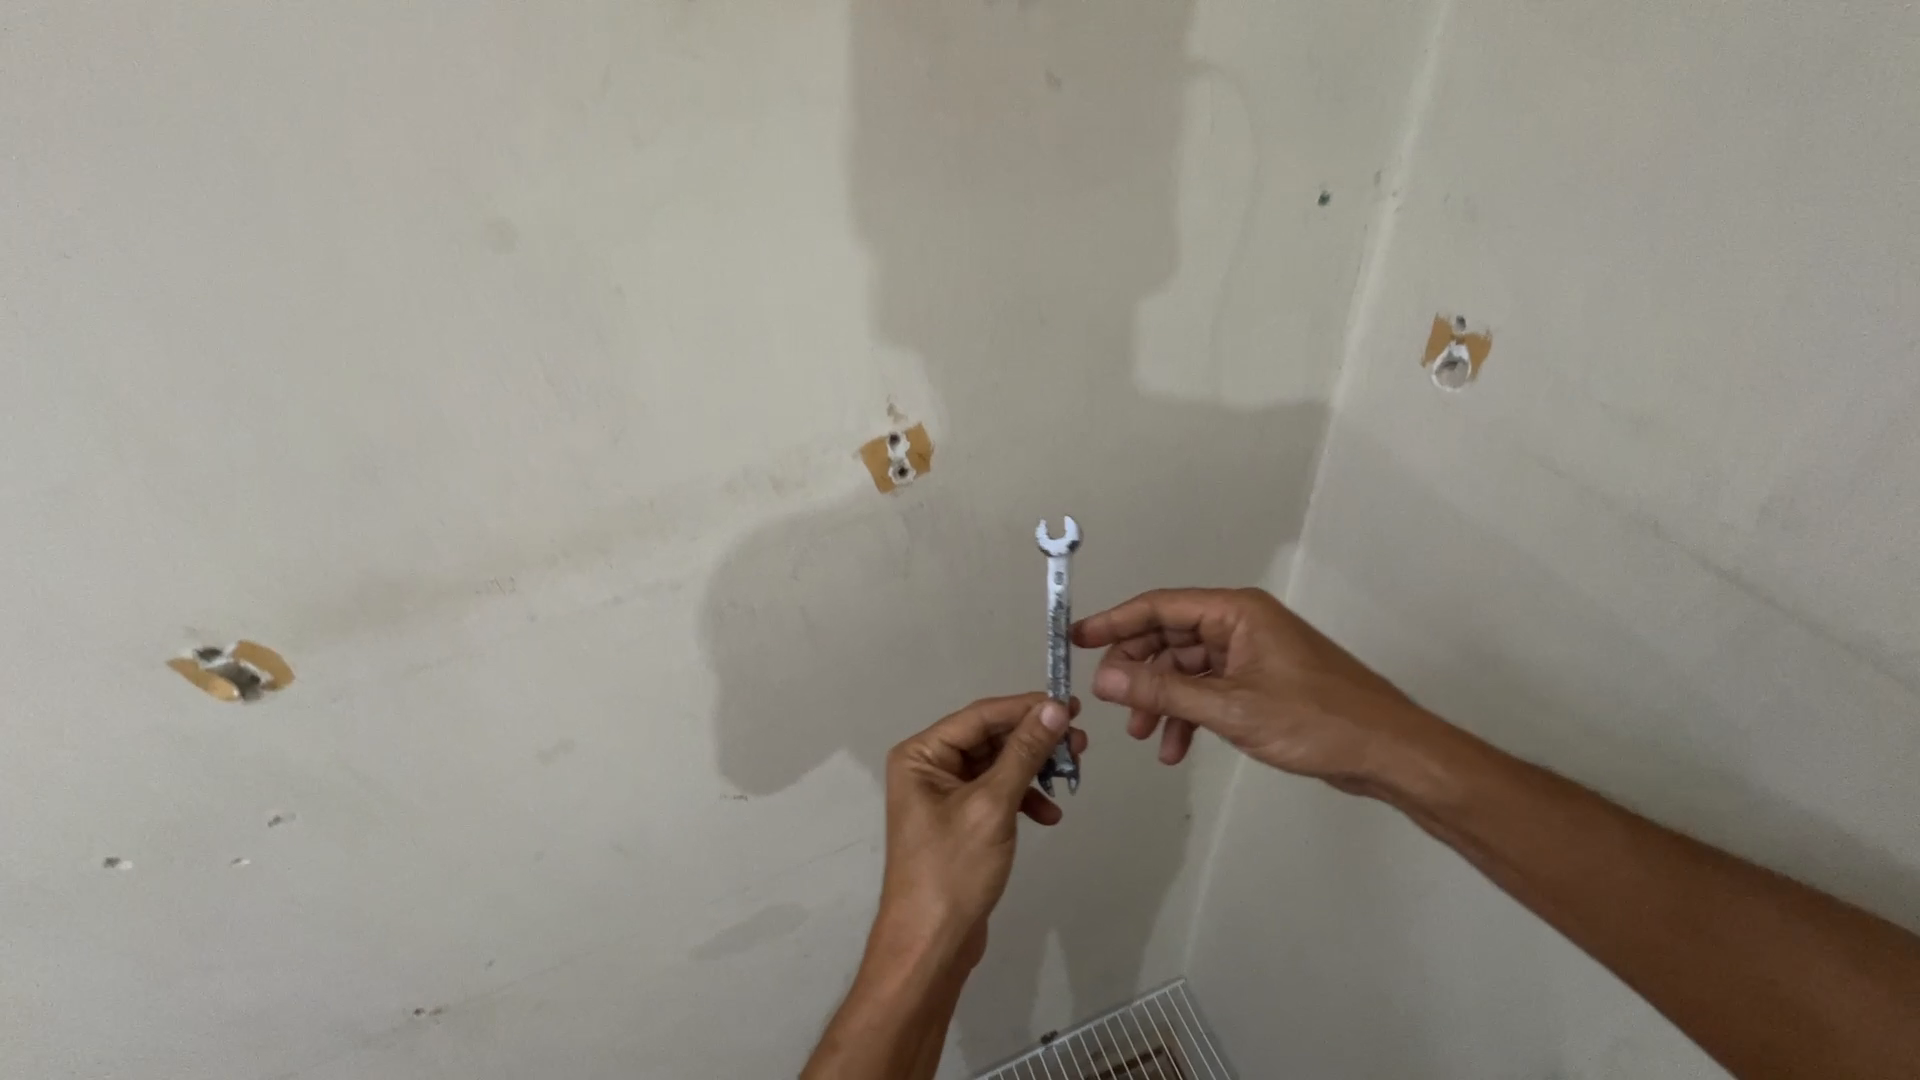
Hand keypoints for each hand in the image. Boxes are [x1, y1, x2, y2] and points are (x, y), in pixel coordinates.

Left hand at [877, 694, 1085, 955]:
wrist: (931, 946)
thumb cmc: (954, 869)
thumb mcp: (992, 805)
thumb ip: (1024, 753)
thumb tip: (1054, 707)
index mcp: (922, 754)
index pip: (981, 715)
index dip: (1026, 707)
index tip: (1071, 705)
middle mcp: (929, 766)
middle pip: (991, 737)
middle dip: (1035, 740)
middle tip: (1081, 743)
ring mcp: (944, 794)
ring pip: (998, 764)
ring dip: (1034, 769)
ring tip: (1073, 775)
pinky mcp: (961, 820)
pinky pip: (997, 793)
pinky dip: (1024, 798)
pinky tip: (1050, 815)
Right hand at [1073, 588, 1435, 790]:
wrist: (1388, 753)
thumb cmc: (1314, 720)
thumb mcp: (1229, 707)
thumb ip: (1162, 691)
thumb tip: (1102, 678)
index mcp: (1235, 612)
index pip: (1159, 607)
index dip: (1114, 623)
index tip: (1076, 641)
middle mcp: (1239, 624)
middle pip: (1168, 637)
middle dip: (1138, 671)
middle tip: (1110, 701)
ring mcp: (1250, 654)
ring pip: (1185, 668)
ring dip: (1161, 699)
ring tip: (1142, 733)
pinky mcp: (1260, 682)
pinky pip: (1208, 690)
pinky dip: (1188, 715)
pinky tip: (1175, 748)